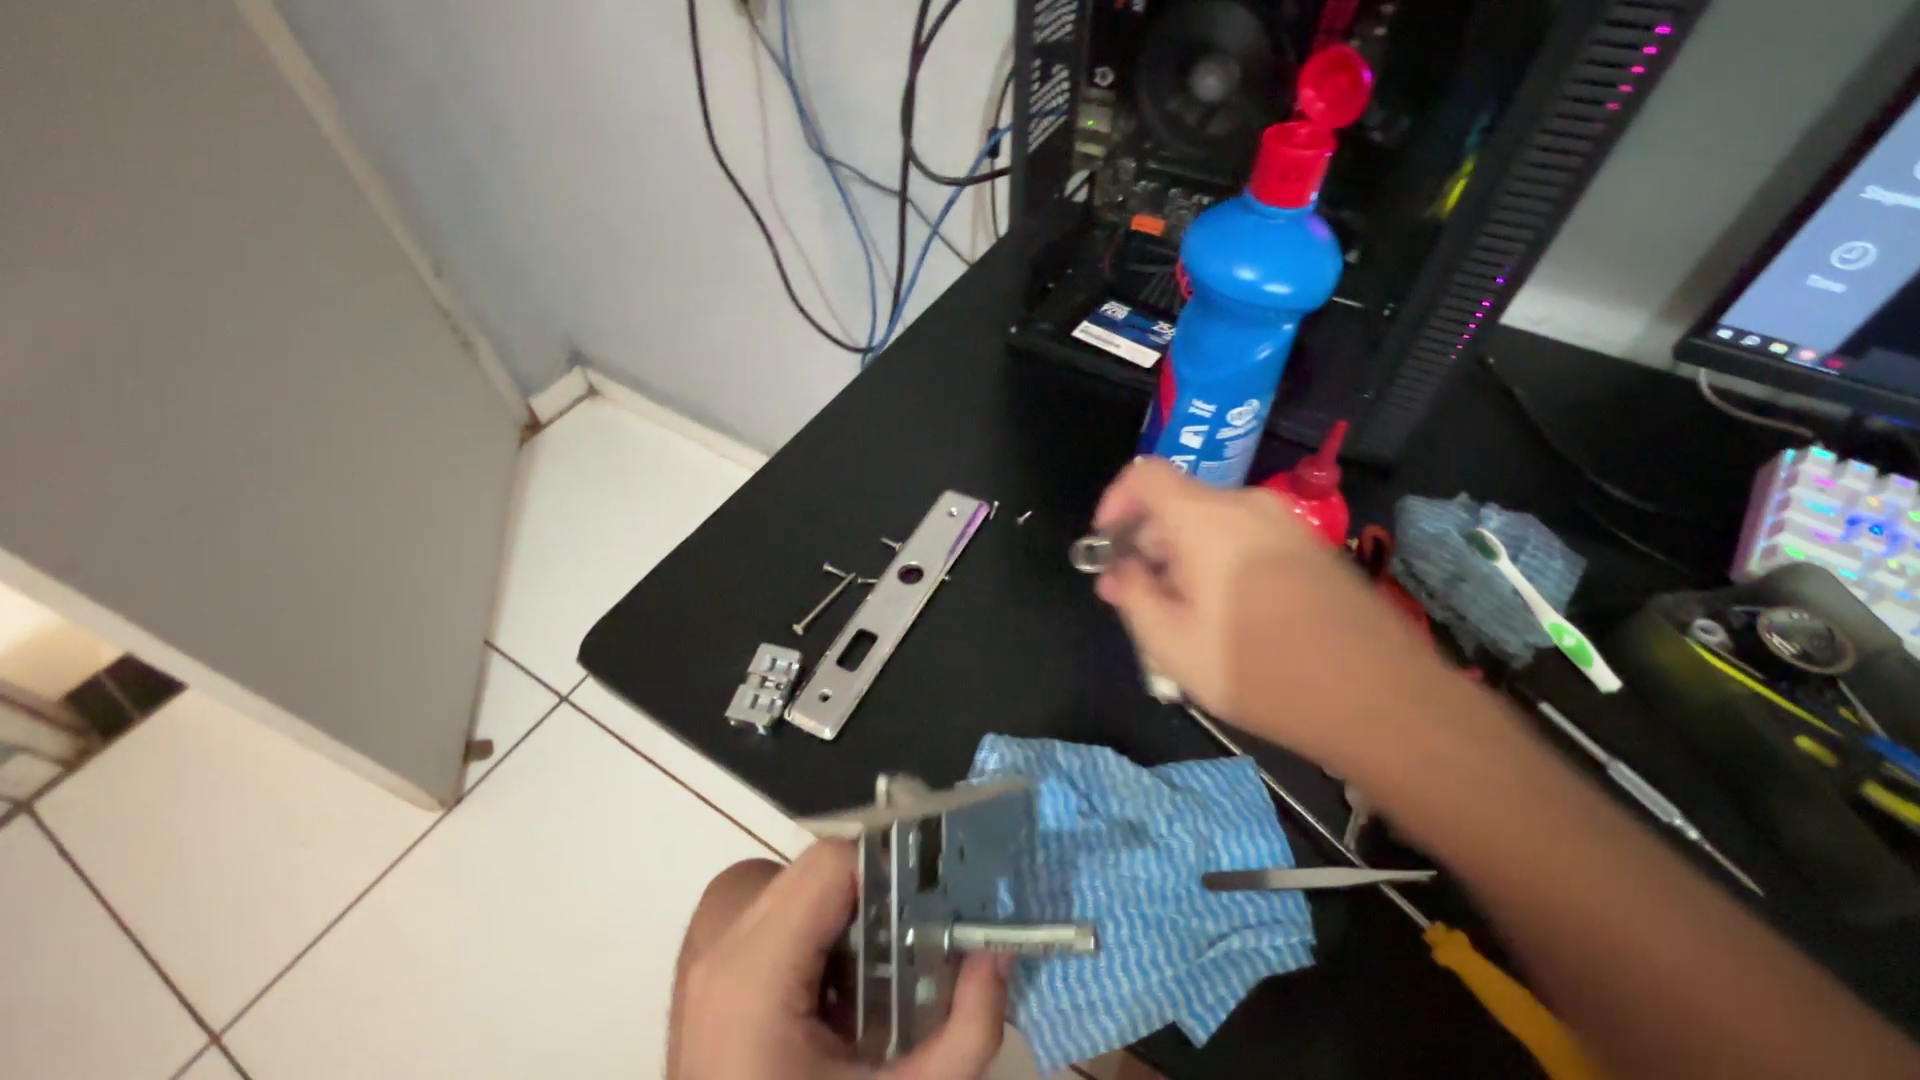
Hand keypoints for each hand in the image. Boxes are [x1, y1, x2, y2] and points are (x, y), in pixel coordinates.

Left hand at [671, 842, 1007, 1079]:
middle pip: (804, 869)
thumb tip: (994, 955)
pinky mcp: (690, 973)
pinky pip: (750, 910)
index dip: (890, 872)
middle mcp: (714, 949)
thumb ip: (965, 1031)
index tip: (930, 908)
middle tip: (897, 952)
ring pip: (777, 882)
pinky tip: (817, 990)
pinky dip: (793, 928)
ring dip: (825, 910)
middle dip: (862, 898)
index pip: (829, 864)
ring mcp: (693, 958)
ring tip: (855, 973)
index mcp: (753, 976)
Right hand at [1092, 457, 1454, 770]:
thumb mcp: (1171, 644)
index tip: (1106, 548)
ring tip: (1180, 619)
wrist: (1378, 696)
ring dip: (1184, 560)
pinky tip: (1227, 620)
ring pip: (1214, 527)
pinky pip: (1248, 542)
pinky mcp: (1313, 550)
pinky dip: (1221, 566)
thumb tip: (1118, 570)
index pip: (1143, 475)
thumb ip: (1133, 596)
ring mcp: (1288, 526)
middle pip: (1180, 505)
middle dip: (1148, 546)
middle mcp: (1249, 507)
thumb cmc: (1259, 670)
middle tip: (1136, 598)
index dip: (1113, 503)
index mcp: (1207, 518)